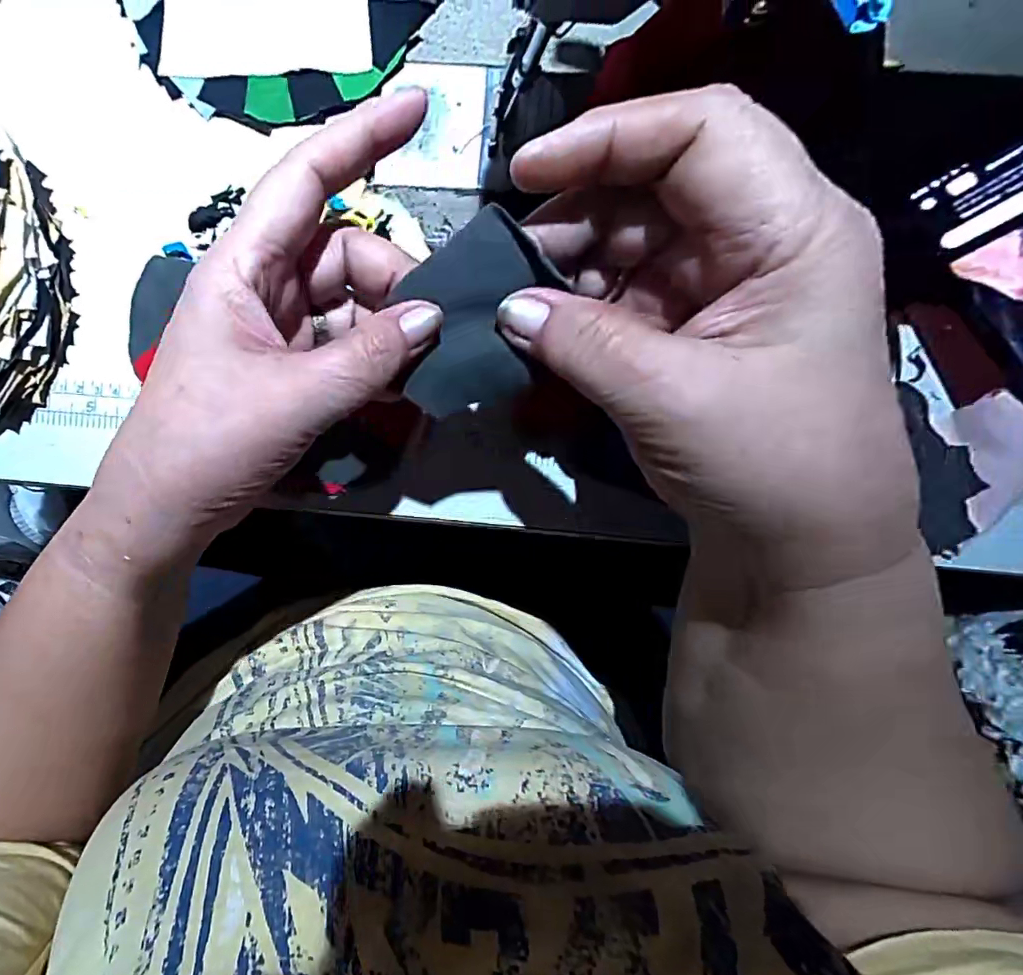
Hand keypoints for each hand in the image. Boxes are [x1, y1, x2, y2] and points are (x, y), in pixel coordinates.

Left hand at [74, 90, 443, 578]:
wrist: (158, 511)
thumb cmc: (206, 445)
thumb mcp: (294, 399)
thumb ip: (369, 355)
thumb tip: (431, 317)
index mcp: (237, 272)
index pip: (302, 181)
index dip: (360, 136)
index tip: (423, 106)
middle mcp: (250, 291)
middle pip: (339, 250)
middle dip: (389, 279)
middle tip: (427, 331)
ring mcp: (262, 334)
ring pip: (342, 301)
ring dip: (383, 327)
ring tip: (418, 369)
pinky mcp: (272, 372)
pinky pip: (332, 344)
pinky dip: (365, 358)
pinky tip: (397, 387)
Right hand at [497, 86, 917, 590]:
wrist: (792, 527)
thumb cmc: (768, 456)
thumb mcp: (669, 397)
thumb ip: (582, 344)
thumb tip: (503, 308)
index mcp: (787, 230)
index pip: (704, 134)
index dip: (611, 136)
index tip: (524, 173)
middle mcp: (747, 235)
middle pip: (649, 177)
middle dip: (566, 207)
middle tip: (495, 259)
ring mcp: (703, 275)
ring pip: (614, 231)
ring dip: (550, 258)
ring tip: (498, 299)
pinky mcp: (667, 314)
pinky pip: (600, 283)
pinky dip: (553, 298)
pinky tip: (520, 323)